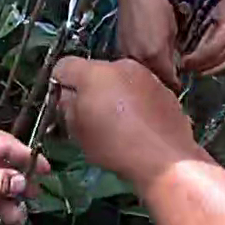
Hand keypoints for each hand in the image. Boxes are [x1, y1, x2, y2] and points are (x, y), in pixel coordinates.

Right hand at [52, 57, 204, 190]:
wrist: (165, 159)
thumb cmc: (112, 145)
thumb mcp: (76, 130)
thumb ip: (66, 105)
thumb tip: (68, 95)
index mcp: (94, 73)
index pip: (63, 66)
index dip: (59, 84)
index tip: (63, 104)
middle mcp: (121, 66)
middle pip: (93, 71)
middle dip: (88, 89)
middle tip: (89, 116)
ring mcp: (146, 76)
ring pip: (118, 80)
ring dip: (112, 94)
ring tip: (116, 123)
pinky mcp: (165, 89)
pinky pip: (138, 90)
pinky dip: (133, 102)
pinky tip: (136, 125)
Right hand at [118, 0, 180, 89]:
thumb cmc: (157, 8)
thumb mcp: (172, 31)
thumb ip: (171, 53)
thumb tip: (173, 68)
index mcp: (155, 56)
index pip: (167, 81)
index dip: (175, 86)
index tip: (179, 88)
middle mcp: (137, 60)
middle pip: (150, 80)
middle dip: (159, 84)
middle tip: (167, 84)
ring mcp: (124, 56)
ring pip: (138, 74)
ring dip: (146, 76)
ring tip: (154, 75)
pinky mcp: (118, 50)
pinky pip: (130, 65)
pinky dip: (137, 67)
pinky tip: (142, 62)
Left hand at [185, 0, 224, 75]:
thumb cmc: (223, 8)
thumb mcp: (208, 19)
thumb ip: (201, 37)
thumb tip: (185, 53)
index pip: (211, 52)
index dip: (195, 60)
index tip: (183, 62)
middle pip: (217, 62)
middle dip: (198, 67)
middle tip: (184, 68)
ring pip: (224, 67)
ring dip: (207, 71)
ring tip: (192, 69)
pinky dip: (217, 70)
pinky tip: (205, 69)